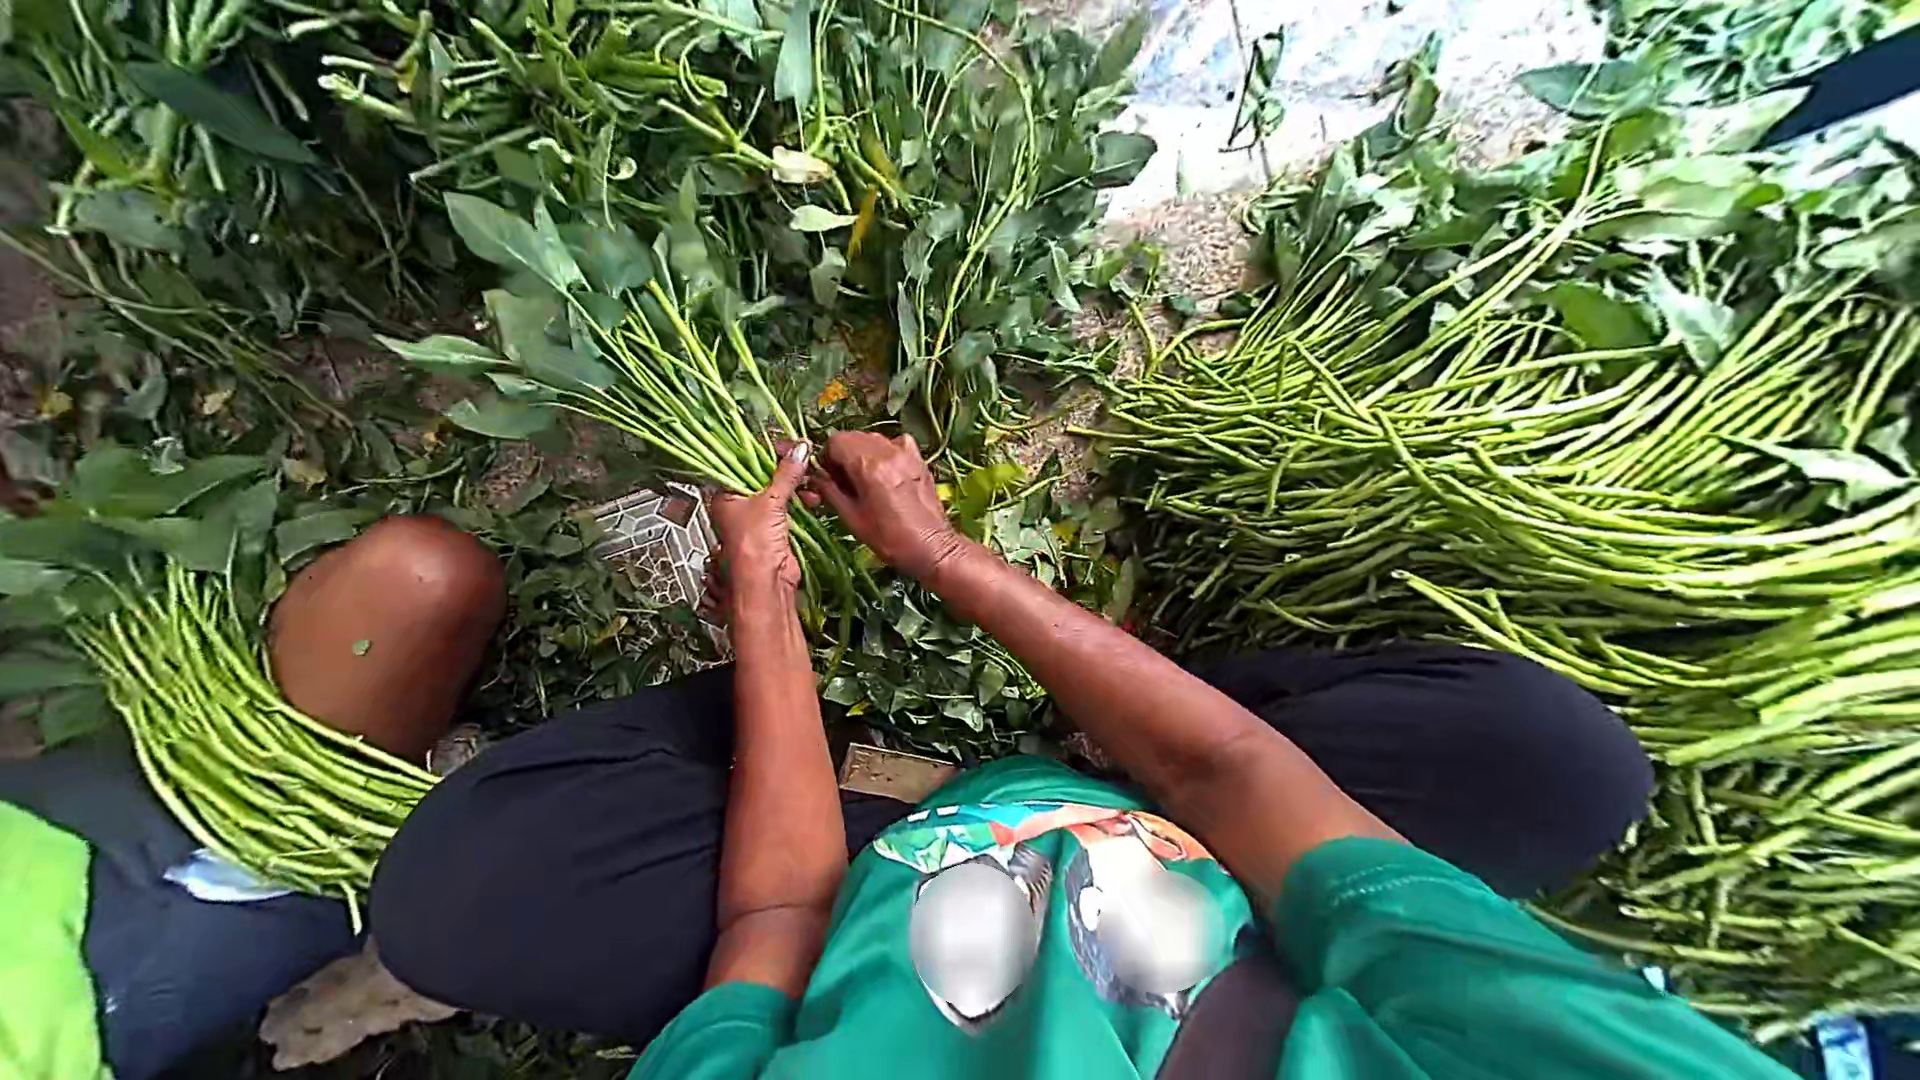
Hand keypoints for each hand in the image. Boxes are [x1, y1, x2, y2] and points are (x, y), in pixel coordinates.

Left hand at [708, 441, 810, 615]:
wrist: (766, 582)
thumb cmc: (753, 544)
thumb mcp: (770, 501)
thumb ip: (787, 474)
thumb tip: (801, 449)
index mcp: (725, 493)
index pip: (744, 461)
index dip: (766, 451)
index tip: (788, 444)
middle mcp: (739, 503)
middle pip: (764, 474)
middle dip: (787, 468)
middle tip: (805, 459)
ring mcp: (758, 515)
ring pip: (779, 490)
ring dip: (797, 484)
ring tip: (812, 480)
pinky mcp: (776, 527)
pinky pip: (790, 506)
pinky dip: (802, 500)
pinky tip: (813, 497)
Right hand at [804, 432, 964, 580]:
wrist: (932, 547)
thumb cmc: (892, 539)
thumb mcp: (852, 518)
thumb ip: (830, 491)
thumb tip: (814, 477)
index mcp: (870, 466)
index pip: (835, 441)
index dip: (826, 459)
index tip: (829, 478)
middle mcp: (889, 451)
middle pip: (852, 437)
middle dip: (843, 456)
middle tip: (844, 482)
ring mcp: (907, 452)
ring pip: (871, 439)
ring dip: (861, 454)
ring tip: (864, 481)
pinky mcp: (918, 457)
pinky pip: (893, 444)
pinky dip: (883, 454)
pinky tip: (885, 475)